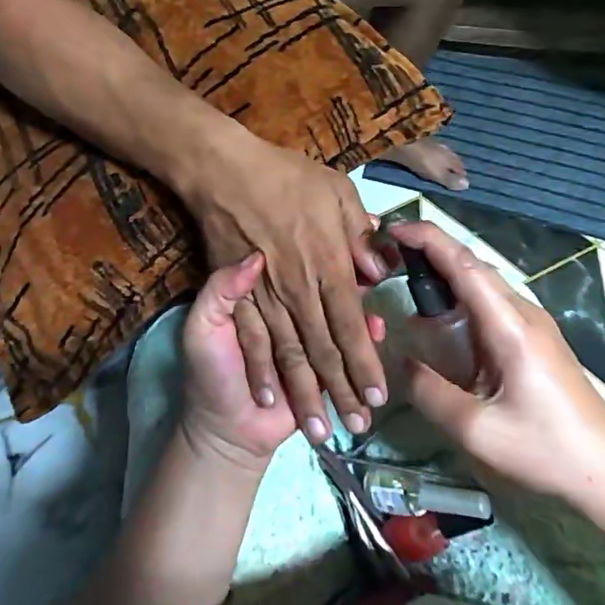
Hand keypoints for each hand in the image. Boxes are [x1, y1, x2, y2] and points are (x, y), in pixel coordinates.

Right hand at [184, 138, 389, 444]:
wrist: (223, 172)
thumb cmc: (285, 177)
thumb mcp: (337, 191)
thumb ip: (359, 235)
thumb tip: (381, 272)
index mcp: (327, 266)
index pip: (352, 326)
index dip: (366, 364)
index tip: (378, 397)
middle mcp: (299, 291)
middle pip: (324, 351)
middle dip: (341, 393)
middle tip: (356, 430)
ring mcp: (265, 299)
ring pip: (290, 357)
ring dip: (305, 396)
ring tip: (319, 432)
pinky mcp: (236, 298)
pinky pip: (251, 343)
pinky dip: (261, 373)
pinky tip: (268, 402)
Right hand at [388, 220, 604, 501]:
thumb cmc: (546, 449)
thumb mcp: (476, 430)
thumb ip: (429, 394)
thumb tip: (399, 364)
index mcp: (510, 327)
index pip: (464, 265)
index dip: (428, 240)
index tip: (394, 229)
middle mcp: (522, 314)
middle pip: (471, 267)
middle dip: (429, 252)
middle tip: (387, 257)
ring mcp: (531, 325)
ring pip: (481, 284)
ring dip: (443, 275)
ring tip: (403, 279)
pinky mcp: (532, 340)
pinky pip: (489, 305)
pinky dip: (457, 298)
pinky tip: (437, 318)